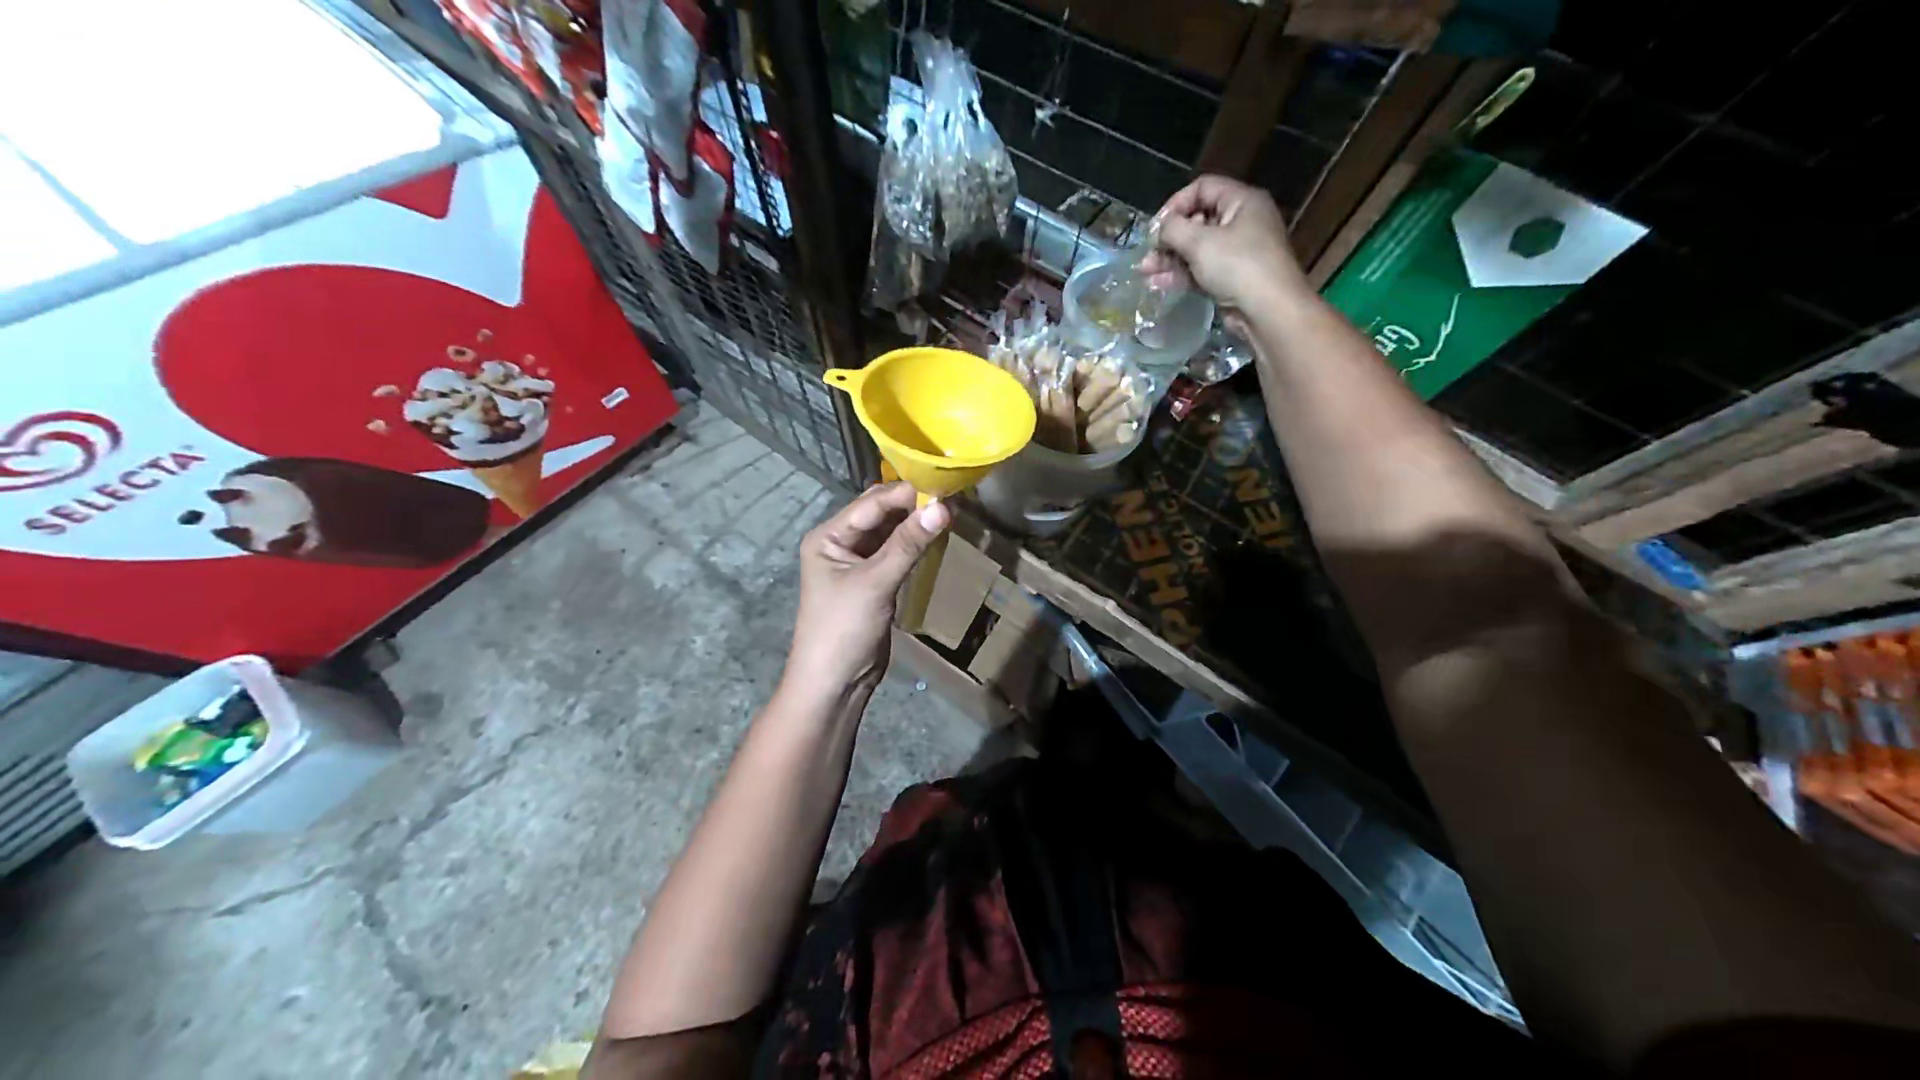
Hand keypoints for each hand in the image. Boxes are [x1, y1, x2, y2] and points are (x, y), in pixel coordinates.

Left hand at [785, 482, 950, 696]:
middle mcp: (840, 543)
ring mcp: (856, 563)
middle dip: (912, 506)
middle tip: (951, 499)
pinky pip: (895, 553)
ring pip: (890, 533)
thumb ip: (908, 544)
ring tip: (950, 514)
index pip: (871, 503)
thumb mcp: (875, 582)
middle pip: (880, 514)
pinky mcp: (873, 582)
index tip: (945, 486)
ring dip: (914, 525)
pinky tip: (936, 537)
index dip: (906, 493)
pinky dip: (913, 545)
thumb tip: (943, 507)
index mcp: (828, 536)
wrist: (834, 683)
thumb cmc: (844, 628)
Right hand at [1140, 175, 1308, 316]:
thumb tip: (1159, 230)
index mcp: (1242, 201)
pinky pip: (1201, 269)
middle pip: (1197, 220)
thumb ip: (1172, 230)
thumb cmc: (1237, 266)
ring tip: (1145, 271)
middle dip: (1168, 237)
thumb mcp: (1199, 242)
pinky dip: (1180, 274)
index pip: (1203, 188)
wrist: (1268, 311)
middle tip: (1148, 251)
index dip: (1176, 204)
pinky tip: (1157, 282)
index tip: (1155, 226)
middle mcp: (1242, 222)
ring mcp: (1237, 252)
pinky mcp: (1231, 278)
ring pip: (1196, 248)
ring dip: (1169, 258)